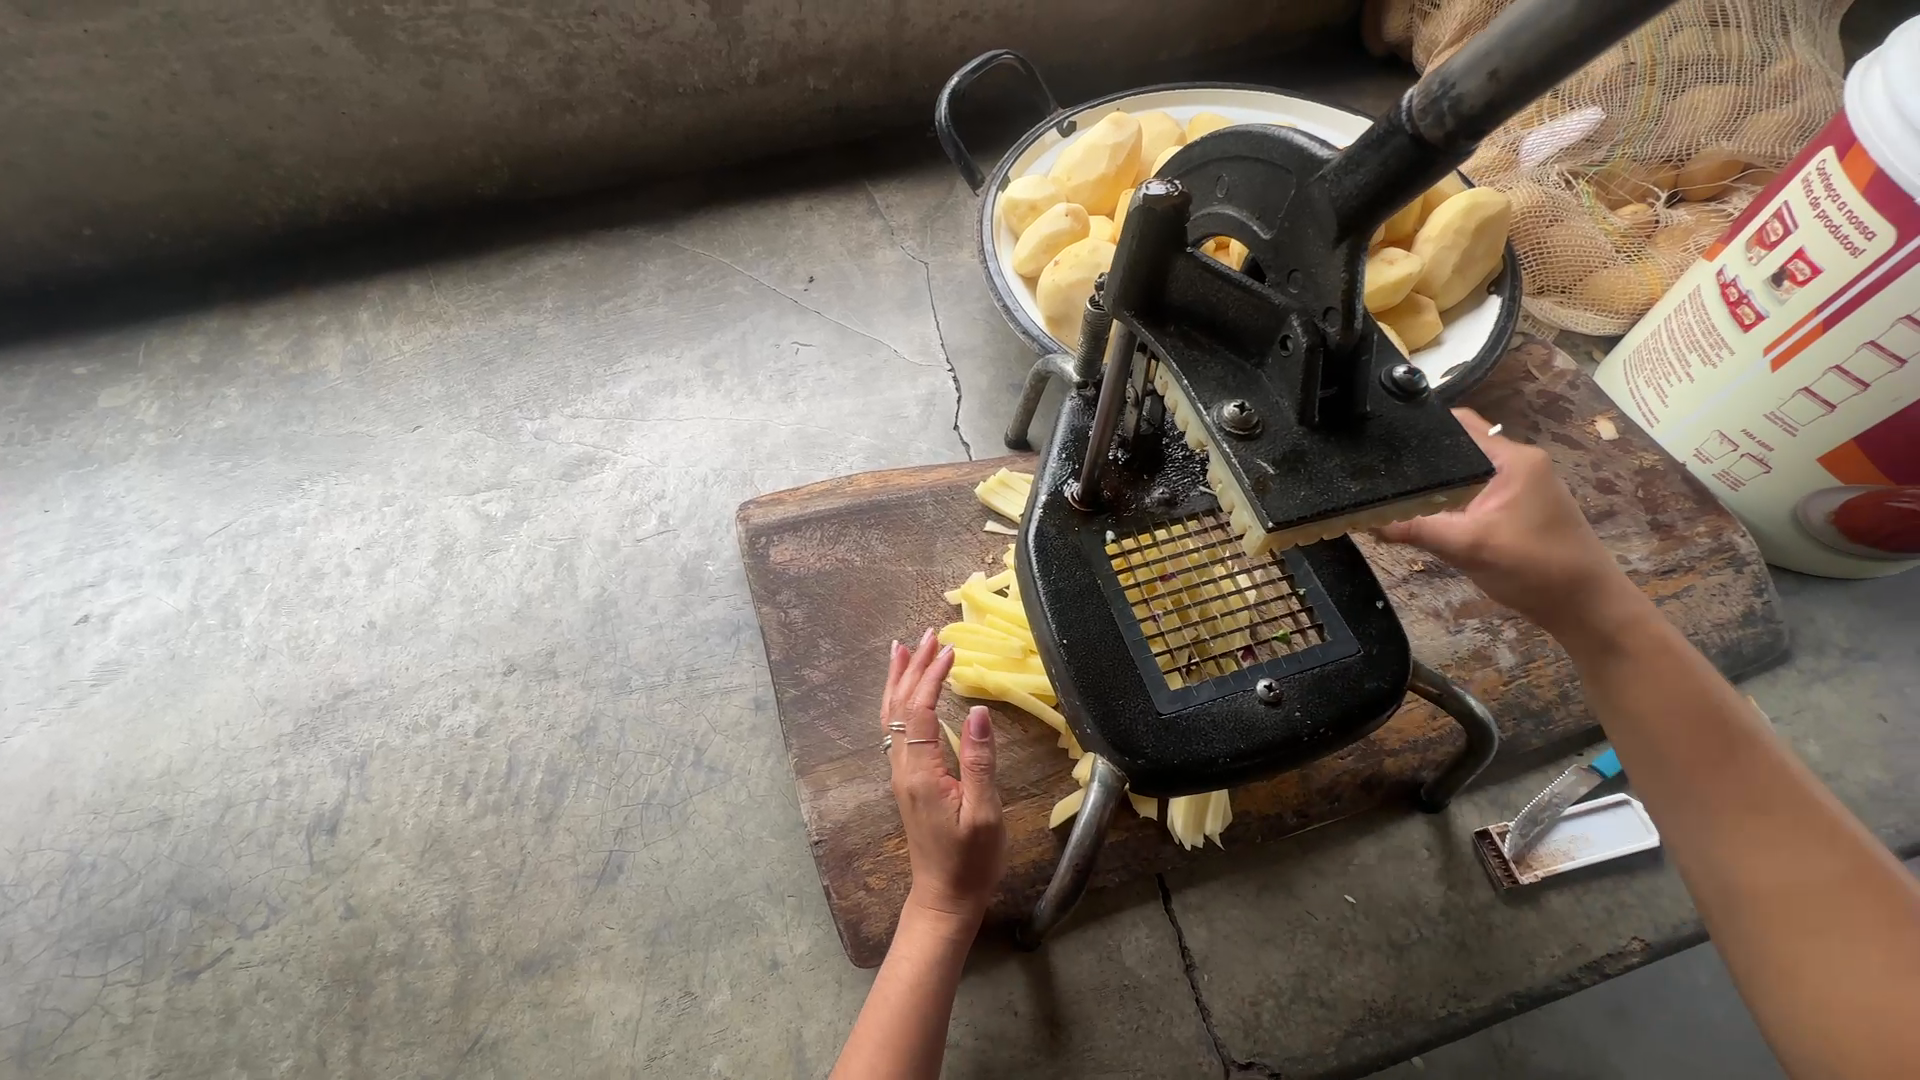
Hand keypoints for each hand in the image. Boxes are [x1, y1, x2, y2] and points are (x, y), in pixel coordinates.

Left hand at [882, 630, 1006, 925]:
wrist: (944, 898)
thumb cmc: (970, 861)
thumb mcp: (984, 813)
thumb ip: (979, 761)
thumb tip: (976, 710)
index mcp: (921, 771)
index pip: (920, 710)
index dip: (932, 676)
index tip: (950, 649)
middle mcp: (903, 767)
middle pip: (899, 706)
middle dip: (913, 667)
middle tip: (928, 634)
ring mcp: (901, 773)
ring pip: (892, 716)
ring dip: (900, 679)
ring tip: (904, 648)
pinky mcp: (907, 780)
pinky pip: (896, 729)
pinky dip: (899, 701)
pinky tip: (906, 693)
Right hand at [1376, 408, 1647, 642]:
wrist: (1583, 606)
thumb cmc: (1536, 567)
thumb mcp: (1468, 546)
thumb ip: (1416, 529)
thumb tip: (1369, 522)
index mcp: (1513, 459)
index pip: (1459, 424)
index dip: (1419, 427)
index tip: (1380, 438)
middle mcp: (1516, 464)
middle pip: (1455, 449)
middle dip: (1418, 461)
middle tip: (1374, 471)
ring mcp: (1515, 487)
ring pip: (1459, 475)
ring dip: (1430, 486)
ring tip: (1386, 490)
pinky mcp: (1511, 509)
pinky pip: (1467, 495)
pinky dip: (1443, 503)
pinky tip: (1416, 514)